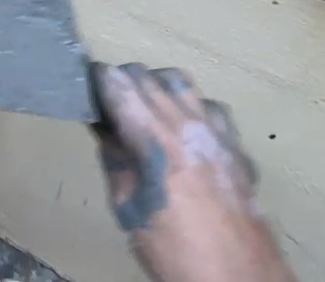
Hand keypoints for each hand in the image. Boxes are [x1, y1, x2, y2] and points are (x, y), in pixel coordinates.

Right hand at [91, 63, 294, 281]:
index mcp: (153, 138)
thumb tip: (102, 125)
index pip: (116, 80)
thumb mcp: (127, 208)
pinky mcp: (238, 148)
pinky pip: (212, 107)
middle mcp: (185, 124)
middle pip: (144, 73)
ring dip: (157, 87)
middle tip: (111, 109)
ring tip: (148, 114)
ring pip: (179, 79)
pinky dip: (193, 109)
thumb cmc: (176, 251)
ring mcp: (217, 133)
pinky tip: (187, 135)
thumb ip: (114, 158)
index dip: (96, 81)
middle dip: (122, 83)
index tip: (87, 94)